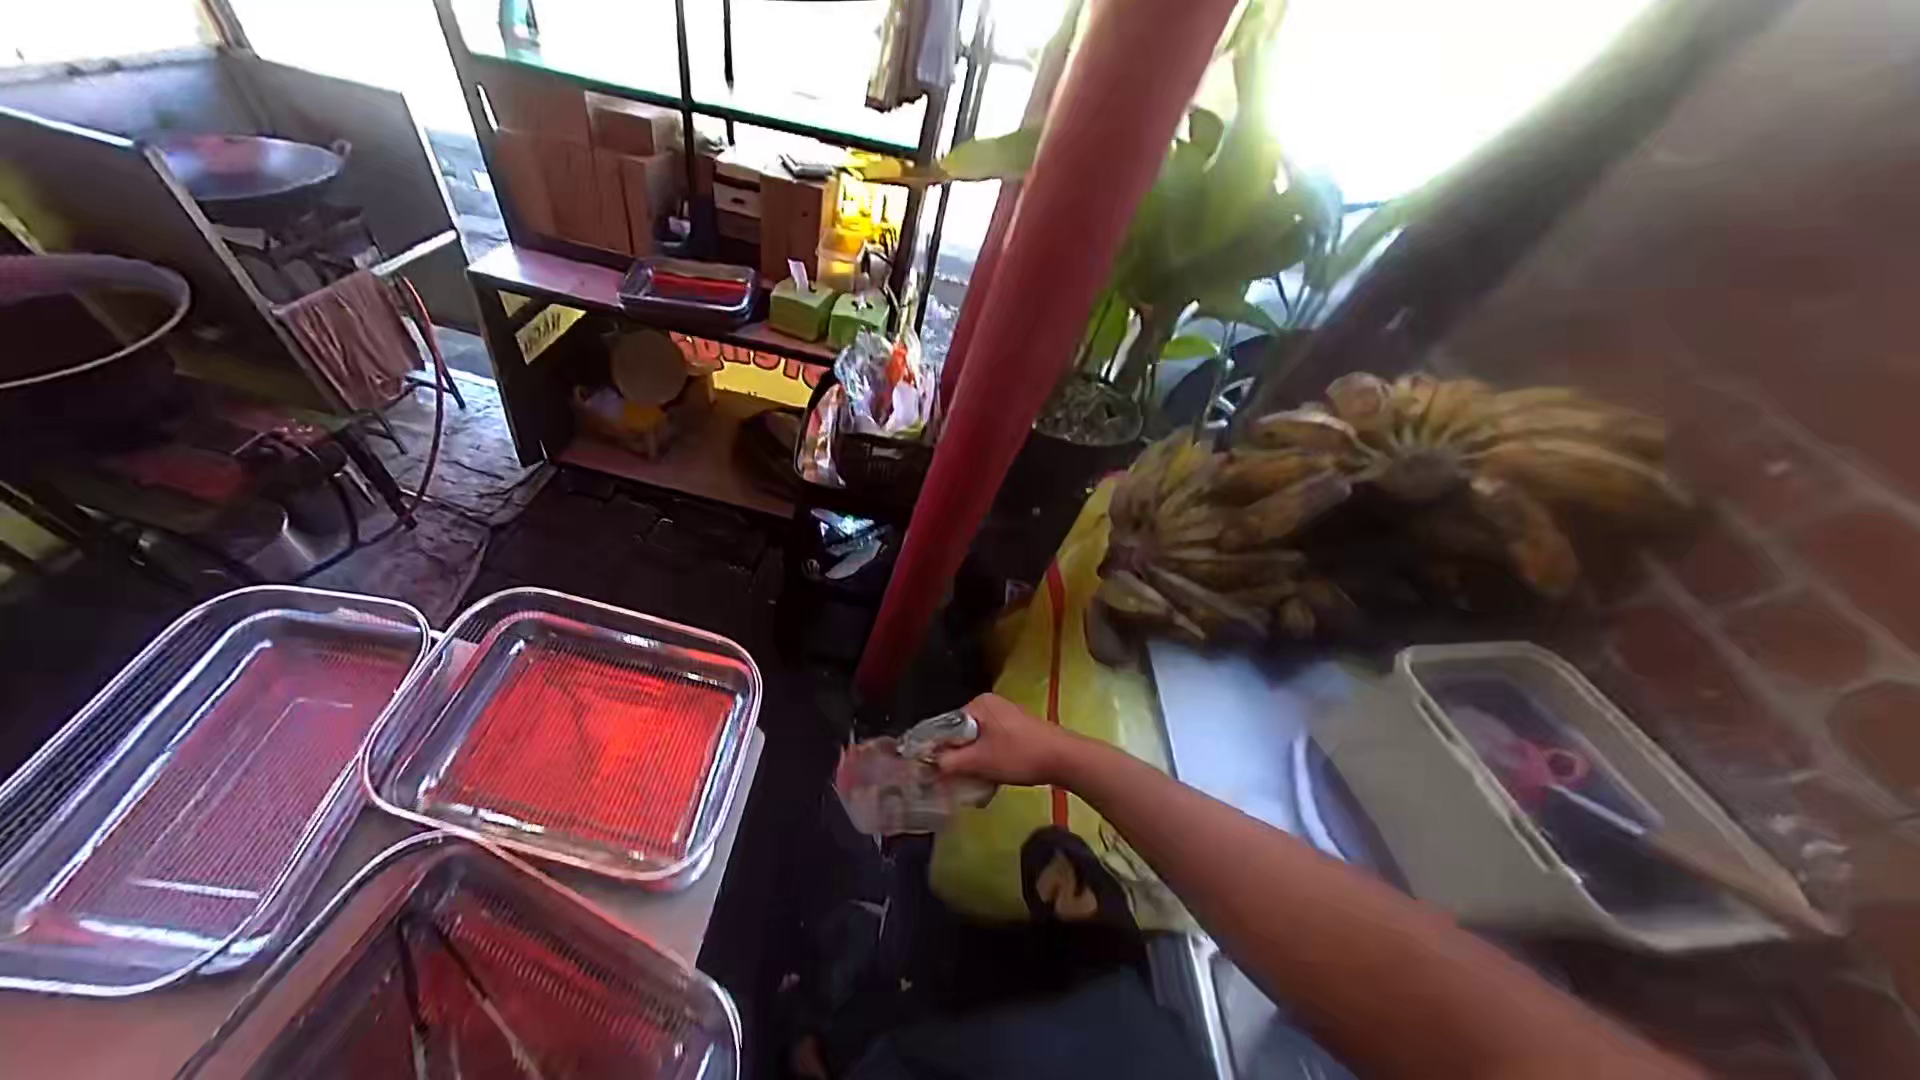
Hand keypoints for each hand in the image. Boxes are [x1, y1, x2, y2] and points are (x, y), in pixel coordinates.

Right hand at [934, 693, 1085, 787]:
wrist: (1064, 759)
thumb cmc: (1019, 756)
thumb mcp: (979, 762)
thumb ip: (949, 762)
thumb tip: (928, 764)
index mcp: (978, 704)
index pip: (945, 725)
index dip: (937, 749)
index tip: (935, 771)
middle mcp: (990, 704)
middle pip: (960, 732)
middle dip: (956, 756)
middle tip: (955, 778)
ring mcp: (1005, 714)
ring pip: (976, 739)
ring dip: (973, 759)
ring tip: (974, 778)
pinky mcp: (1016, 727)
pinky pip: (991, 741)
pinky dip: (987, 757)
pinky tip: (991, 774)